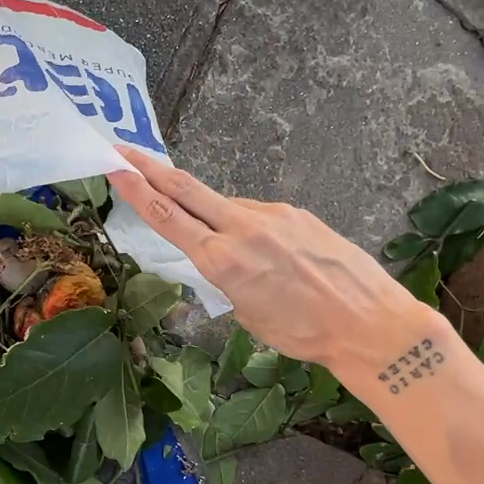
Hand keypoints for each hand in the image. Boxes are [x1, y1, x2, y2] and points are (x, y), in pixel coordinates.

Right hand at [108, 146, 438, 373]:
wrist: (368, 323)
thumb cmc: (302, 333)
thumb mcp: (247, 313)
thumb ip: (226, 277)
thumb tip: (221, 255)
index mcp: (222, 261)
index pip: (168, 216)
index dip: (136, 190)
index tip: (114, 167)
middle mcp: (242, 229)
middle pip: (185, 188)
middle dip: (149, 167)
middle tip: (123, 150)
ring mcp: (273, 215)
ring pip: (225, 206)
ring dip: (209, 214)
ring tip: (228, 251)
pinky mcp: (297, 214)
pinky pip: (258, 215)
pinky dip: (247, 227)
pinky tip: (265, 253)